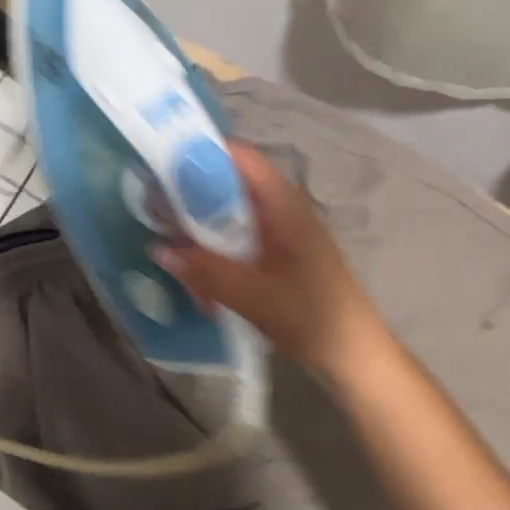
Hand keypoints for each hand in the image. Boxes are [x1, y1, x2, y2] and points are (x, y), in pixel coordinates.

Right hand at [153, 142, 387, 372]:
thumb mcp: (253, 294)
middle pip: (230, 186)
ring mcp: (282, 236)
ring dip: (202, 235)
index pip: (241, 158)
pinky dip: (216, 256)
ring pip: (231, 219)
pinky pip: (238, 244)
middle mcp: (282, 212)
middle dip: (192, 198)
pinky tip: (199, 283)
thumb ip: (205, 270)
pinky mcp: (279, 260)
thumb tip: (159, 248)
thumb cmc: (311, 317)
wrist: (355, 357)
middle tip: (154, 211)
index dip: (203, 152)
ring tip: (172, 255)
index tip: (162, 161)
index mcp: (283, 206)